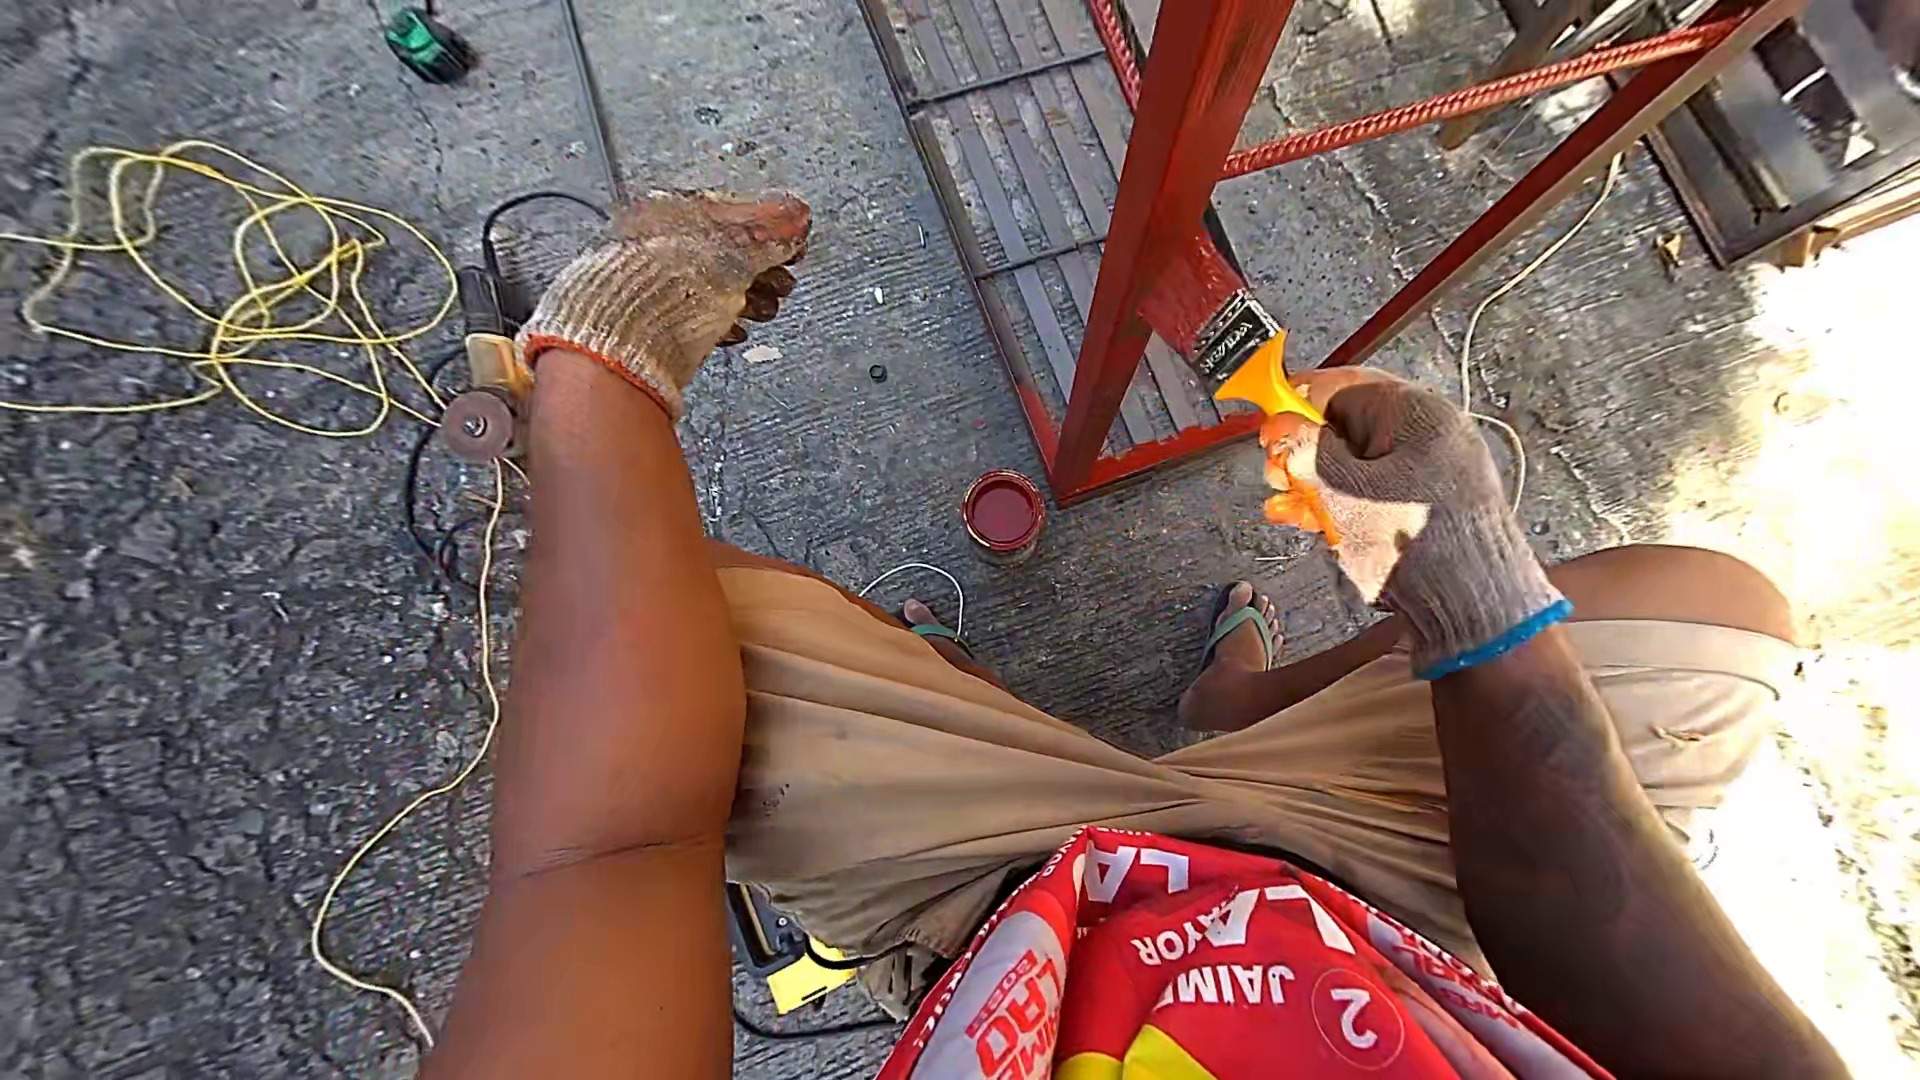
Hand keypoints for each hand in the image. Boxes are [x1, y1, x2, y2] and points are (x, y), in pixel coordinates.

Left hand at [516, 191, 810, 416]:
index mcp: (678, 211)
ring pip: (720, 285)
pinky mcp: (664, 318)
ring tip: (766, 308)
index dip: (775, 229)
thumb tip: (797, 218)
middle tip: (785, 280)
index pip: (740, 213)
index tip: (799, 242)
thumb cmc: (665, 289)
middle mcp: (666, 242)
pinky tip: (736, 328)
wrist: (628, 341)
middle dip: (765, 268)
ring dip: (751, 297)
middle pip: (732, 251)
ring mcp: (664, 282)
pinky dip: (725, 320)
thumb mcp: (733, 255)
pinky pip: (704, 314)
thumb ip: (769, 237)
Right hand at [1260, 368, 1566, 677]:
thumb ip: (1305, 453)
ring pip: (1340, 460)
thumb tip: (1278, 425)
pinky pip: (1354, 489)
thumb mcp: (1345, 490)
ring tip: (1281, 500)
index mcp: (1414, 415)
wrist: (1466, 601)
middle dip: (1297, 448)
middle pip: (1338, 424)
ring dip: (1303, 479)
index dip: (1297, 400)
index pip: (1343, 386)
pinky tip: (1297, 516)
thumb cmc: (1415, 538)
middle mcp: (1416, 436)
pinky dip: (1323, 500)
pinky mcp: (1402, 502)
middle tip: (1274, 470)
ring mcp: (1410, 471)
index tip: (1266, 421)